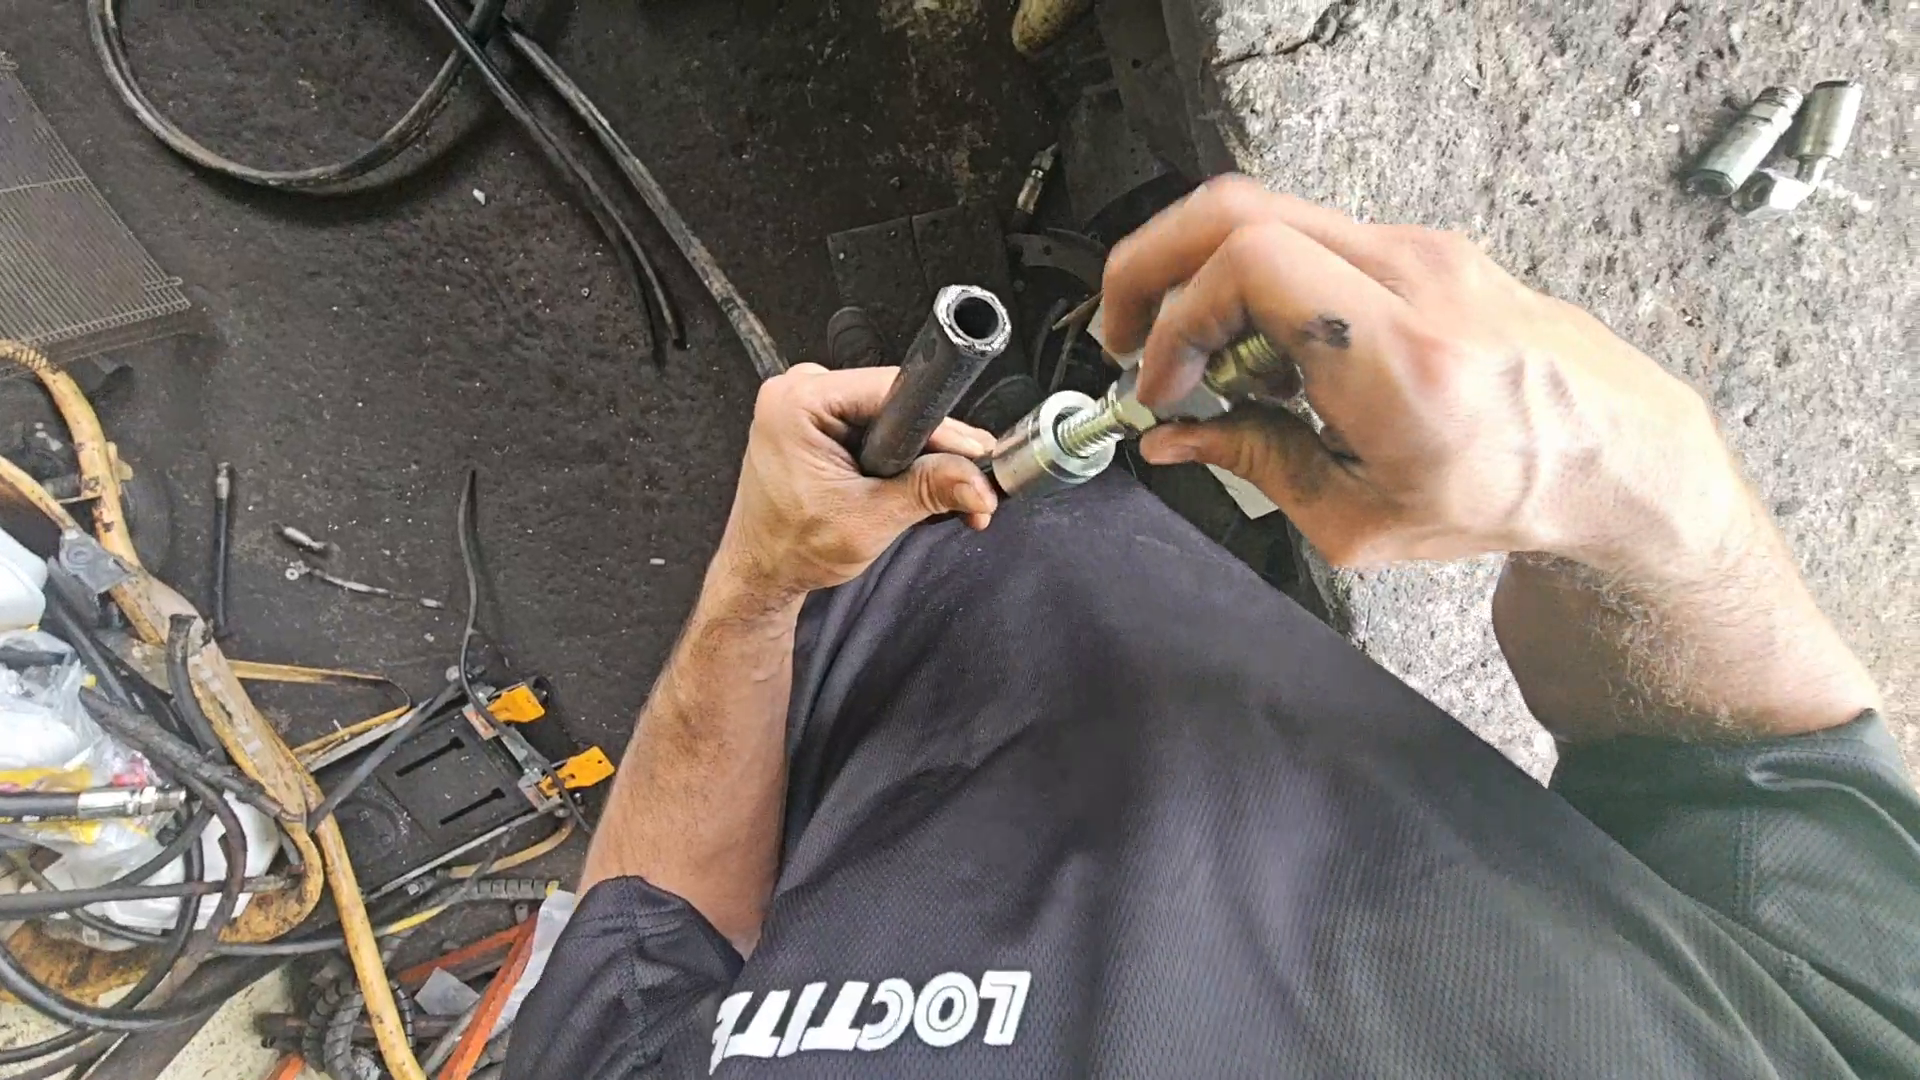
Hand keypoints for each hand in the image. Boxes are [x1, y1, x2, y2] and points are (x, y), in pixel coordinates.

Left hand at [714, 364, 998, 601]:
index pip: (892, 392)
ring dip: (921, 456)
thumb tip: (978, 482)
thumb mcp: (869, 520)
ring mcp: (809, 407)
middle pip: (896, 403)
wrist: (763, 572)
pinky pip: (875, 428)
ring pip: (891, 418)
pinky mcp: (819, 424)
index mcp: (798, 403)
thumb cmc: (791, 548)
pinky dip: (899, 458)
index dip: (940, 425)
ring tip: (942, 490)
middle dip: (936, 446)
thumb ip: (928, 492)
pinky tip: (914, 485)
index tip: (974, 450)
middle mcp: (799, 393)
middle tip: (967, 479)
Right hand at [1102, 176, 1743, 577]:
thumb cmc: (1503, 494)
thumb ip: (1251, 463)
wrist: (1616, 456)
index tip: (1159, 388)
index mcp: (1396, 354)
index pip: (1246, 266)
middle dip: (1147, 267)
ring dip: (1191, 275)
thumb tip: (1172, 438)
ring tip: (1188, 354)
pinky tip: (1249, 349)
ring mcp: (1416, 249)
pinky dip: (1240, 281)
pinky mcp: (1415, 250)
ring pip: (1260, 213)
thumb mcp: (1355, 516)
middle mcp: (1410, 275)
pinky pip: (1298, 236)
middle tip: (1122, 331)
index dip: (1173, 324)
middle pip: (1235, 210)